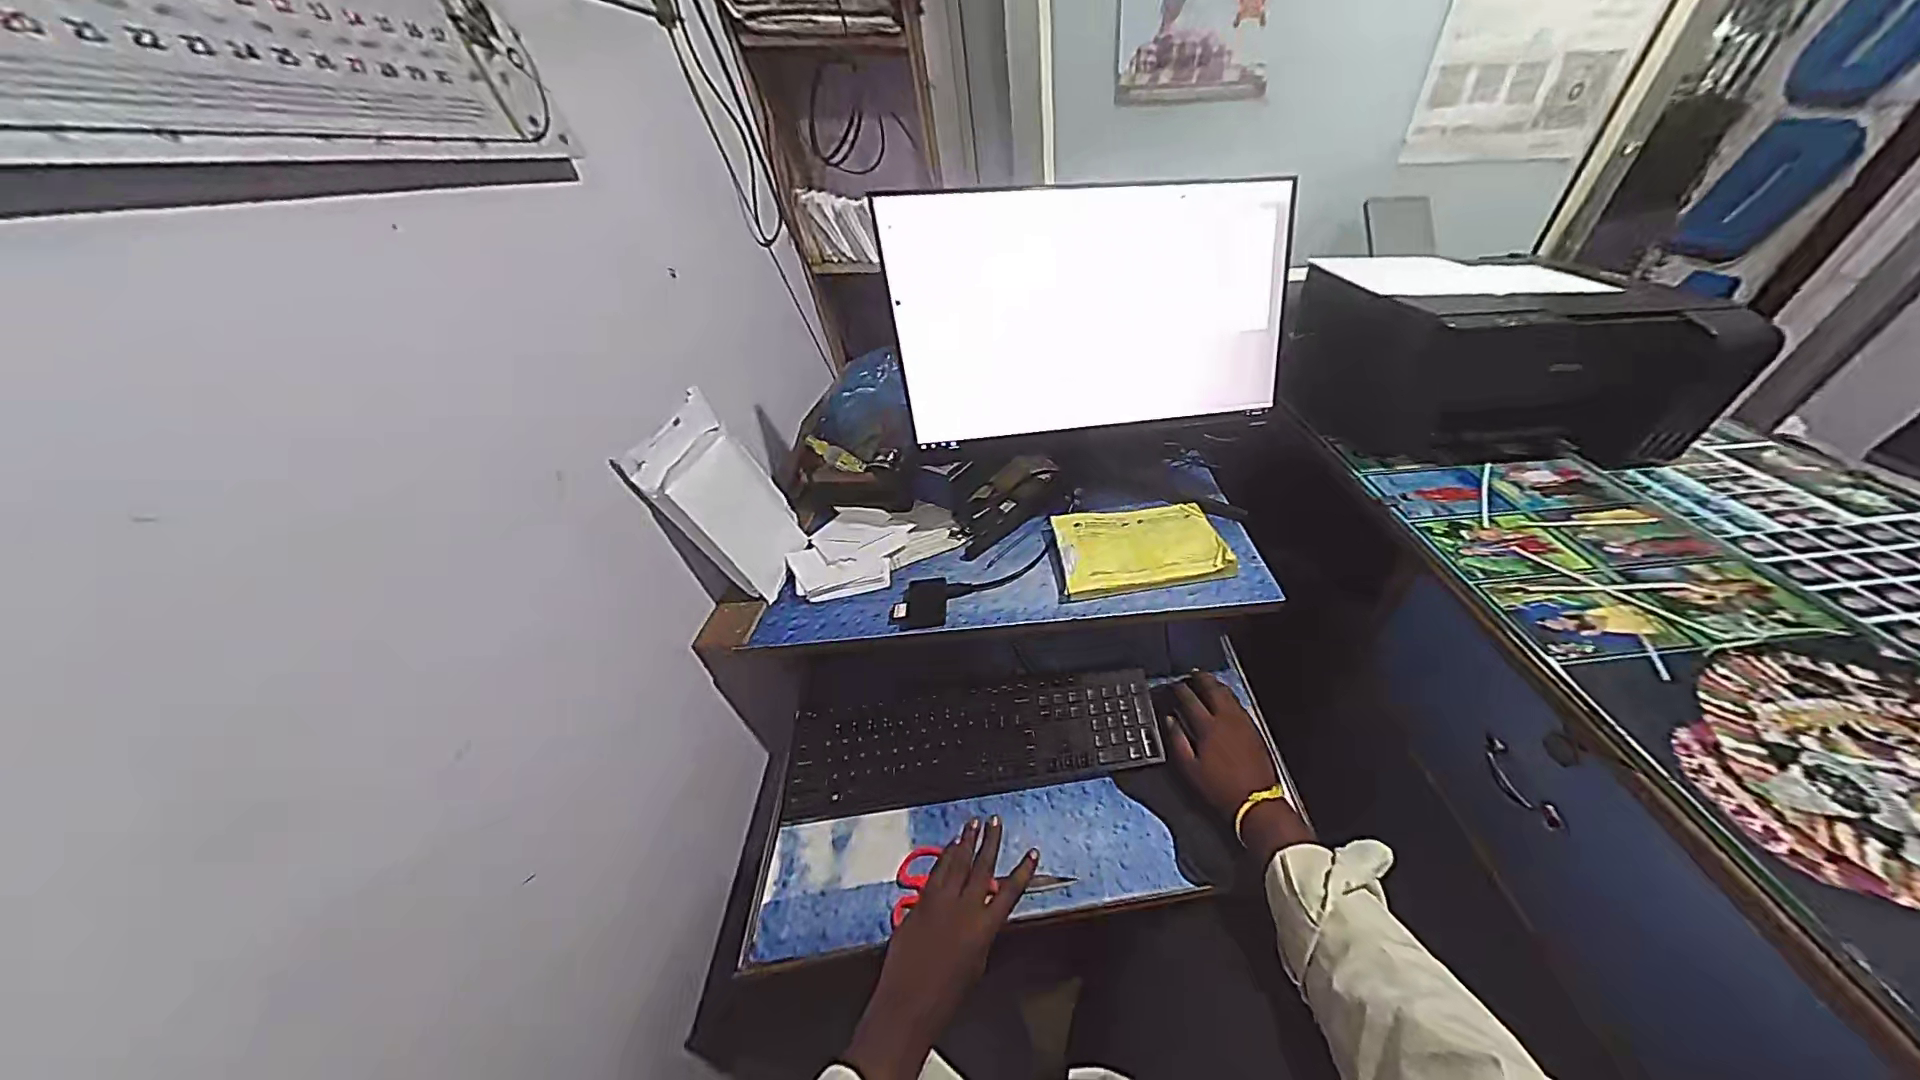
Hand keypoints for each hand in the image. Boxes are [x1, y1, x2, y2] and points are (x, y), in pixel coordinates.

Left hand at [842, 817, 1037, 1079]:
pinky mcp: (922, 901)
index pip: (1010, 892)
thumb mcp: (975, 963)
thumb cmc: (944, 994)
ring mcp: (941, 902)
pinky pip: (937, 872)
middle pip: (982, 866)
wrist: (909, 1003)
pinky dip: (945, 856)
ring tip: (973, 823)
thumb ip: (980, 932)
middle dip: (990, 841)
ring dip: (966, 841)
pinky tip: (949, 846)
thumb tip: (979, 911)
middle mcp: (965, 909)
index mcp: (985, 929)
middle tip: (994, 820)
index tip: (1032, 853)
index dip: (1023, 871)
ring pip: (957, 862)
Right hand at [1162, 672, 1314, 863]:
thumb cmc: (1219, 788)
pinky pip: (1239, 705)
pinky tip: (1225, 700)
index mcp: (1208, 728)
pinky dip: (1228, 697)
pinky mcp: (1254, 729)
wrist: (1256, 801)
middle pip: (1212, 690)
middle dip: (1200, 679)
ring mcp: (1243, 723)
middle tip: (1192, 674)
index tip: (1173, 685)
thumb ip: (1177, 740)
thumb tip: (1170, 720)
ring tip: (1207, 681)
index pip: (1190, 699)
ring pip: (1228, 695)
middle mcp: (1226, 720)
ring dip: (1216, 685)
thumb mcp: (1189, 768)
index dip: (1179, 689)